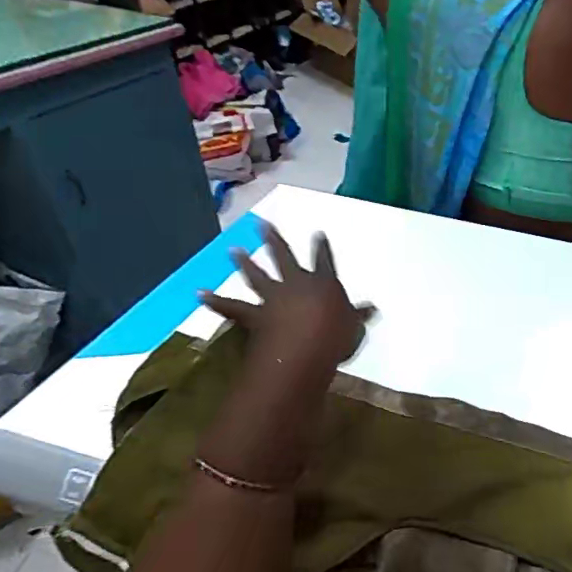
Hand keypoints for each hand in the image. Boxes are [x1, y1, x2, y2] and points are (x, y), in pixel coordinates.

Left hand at [201, 224, 372, 385]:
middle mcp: (295, 284)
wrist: (306, 347)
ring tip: (233, 249)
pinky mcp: (254, 315)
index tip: (318, 233)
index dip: (321, 248)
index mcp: (323, 284)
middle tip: (262, 224)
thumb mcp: (354, 326)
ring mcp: (272, 298)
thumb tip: (372, 308)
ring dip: (244, 262)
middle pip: (283, 257)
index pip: (323, 261)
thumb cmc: (335, 337)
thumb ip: (358, 316)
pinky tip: (199, 292)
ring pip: (256, 276)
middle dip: (273, 240)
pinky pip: (231, 307)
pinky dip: (214, 300)